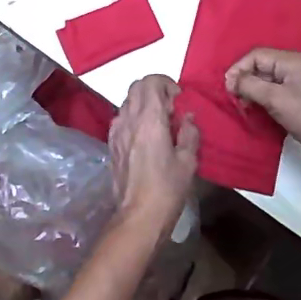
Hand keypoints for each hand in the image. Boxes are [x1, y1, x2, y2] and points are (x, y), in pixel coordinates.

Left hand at [107, 75, 199, 232]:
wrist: (138, 217)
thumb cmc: (167, 189)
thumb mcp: (188, 160)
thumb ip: (189, 132)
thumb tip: (187, 117)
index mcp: (149, 120)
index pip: (150, 82)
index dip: (166, 83)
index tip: (179, 99)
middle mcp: (129, 121)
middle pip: (136, 87)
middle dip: (154, 89)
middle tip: (171, 108)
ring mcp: (116, 133)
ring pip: (127, 102)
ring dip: (143, 103)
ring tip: (160, 122)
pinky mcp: (111, 146)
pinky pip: (121, 119)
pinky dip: (134, 118)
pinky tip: (146, 137)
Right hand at [224, 49, 300, 179]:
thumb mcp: (275, 98)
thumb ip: (250, 85)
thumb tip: (231, 79)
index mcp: (293, 60)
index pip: (258, 55)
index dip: (239, 68)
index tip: (227, 88)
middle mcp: (297, 68)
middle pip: (262, 66)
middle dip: (245, 79)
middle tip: (233, 98)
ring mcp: (299, 85)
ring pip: (267, 82)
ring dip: (253, 91)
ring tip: (243, 106)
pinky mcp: (299, 102)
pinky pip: (275, 95)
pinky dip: (263, 100)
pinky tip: (255, 111)